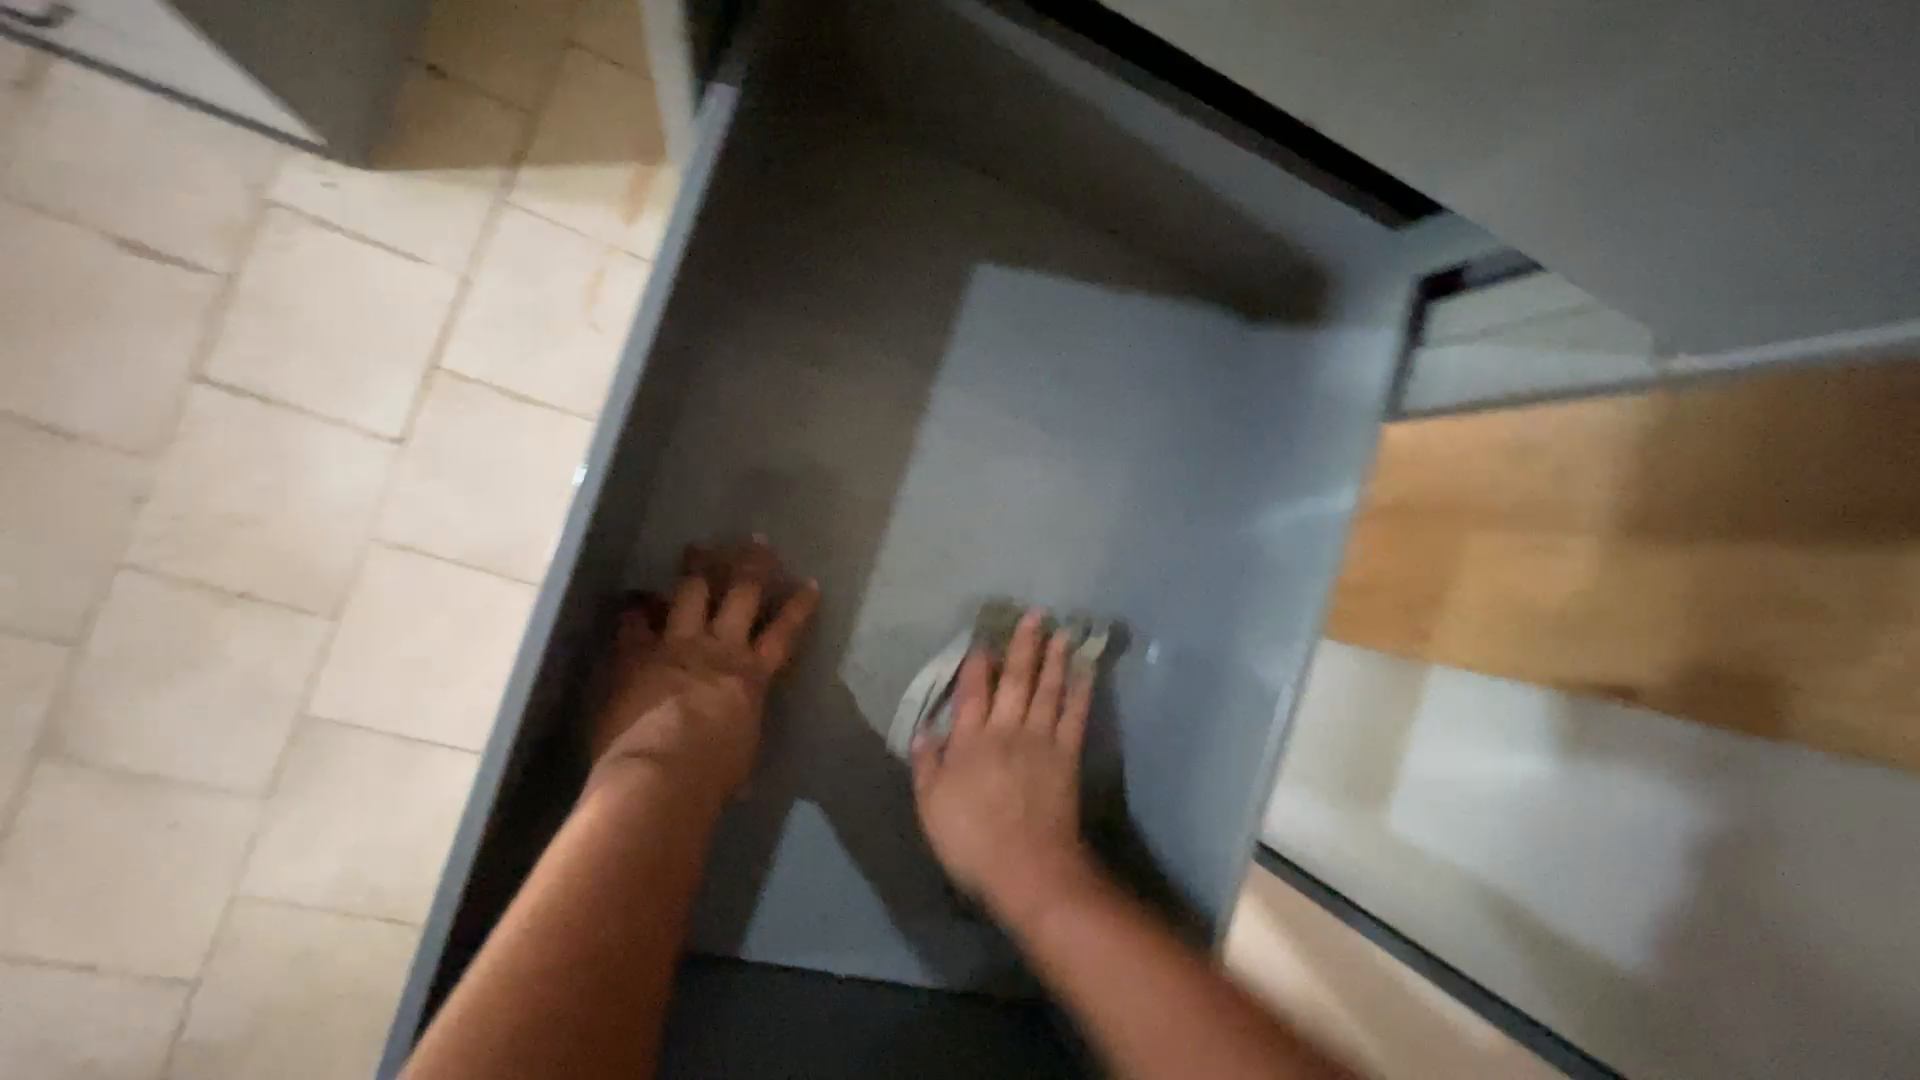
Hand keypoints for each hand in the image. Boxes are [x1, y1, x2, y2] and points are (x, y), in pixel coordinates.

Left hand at [591, 540, 819, 802]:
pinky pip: (633, 621)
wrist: (662, 772)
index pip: (784, 633)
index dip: (799, 607)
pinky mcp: (636, 652)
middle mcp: (719, 649)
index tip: (810, 584)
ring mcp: (676, 645)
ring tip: (697, 546)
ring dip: (695, 567)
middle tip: (756, 541)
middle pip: (741, 596)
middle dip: (751, 566)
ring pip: (690, 593)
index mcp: (751, 676)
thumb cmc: (713, 775)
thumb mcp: (742, 750)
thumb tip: (735, 729)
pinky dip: (634, 608)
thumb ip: (739, 726)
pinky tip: (632, 597)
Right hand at [911, 610, 1098, 916]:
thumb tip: (924, 730)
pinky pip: (1075, 714)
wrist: (1028, 868)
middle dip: (1023, 646)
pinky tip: (1085, 672)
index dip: (978, 664)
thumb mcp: (931, 806)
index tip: (984, 640)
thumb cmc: (972, 840)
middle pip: (1014, 680)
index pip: (972, 692)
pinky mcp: (1067, 755)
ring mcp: (1041, 740)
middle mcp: (1006, 730)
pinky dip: (1081, 690)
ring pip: (1047, 689)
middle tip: (1034, 615)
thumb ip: (926, 766)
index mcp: (970, 741)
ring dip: (1054, 658)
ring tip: (1061, 632)